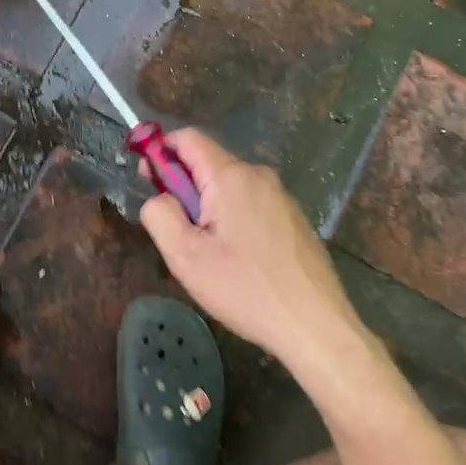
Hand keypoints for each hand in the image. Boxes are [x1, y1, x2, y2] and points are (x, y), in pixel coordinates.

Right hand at [139, 130, 369, 368]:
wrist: (316, 327)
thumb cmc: (245, 289)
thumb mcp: (185, 256)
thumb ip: (159, 214)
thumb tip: (158, 197)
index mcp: (230, 177)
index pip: (187, 137)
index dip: (160, 151)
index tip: (149, 182)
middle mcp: (258, 175)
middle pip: (208, 164)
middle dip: (185, 189)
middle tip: (181, 235)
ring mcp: (281, 197)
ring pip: (230, 188)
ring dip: (210, 209)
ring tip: (212, 256)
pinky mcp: (295, 219)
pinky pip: (252, 205)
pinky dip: (235, 221)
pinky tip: (241, 263)